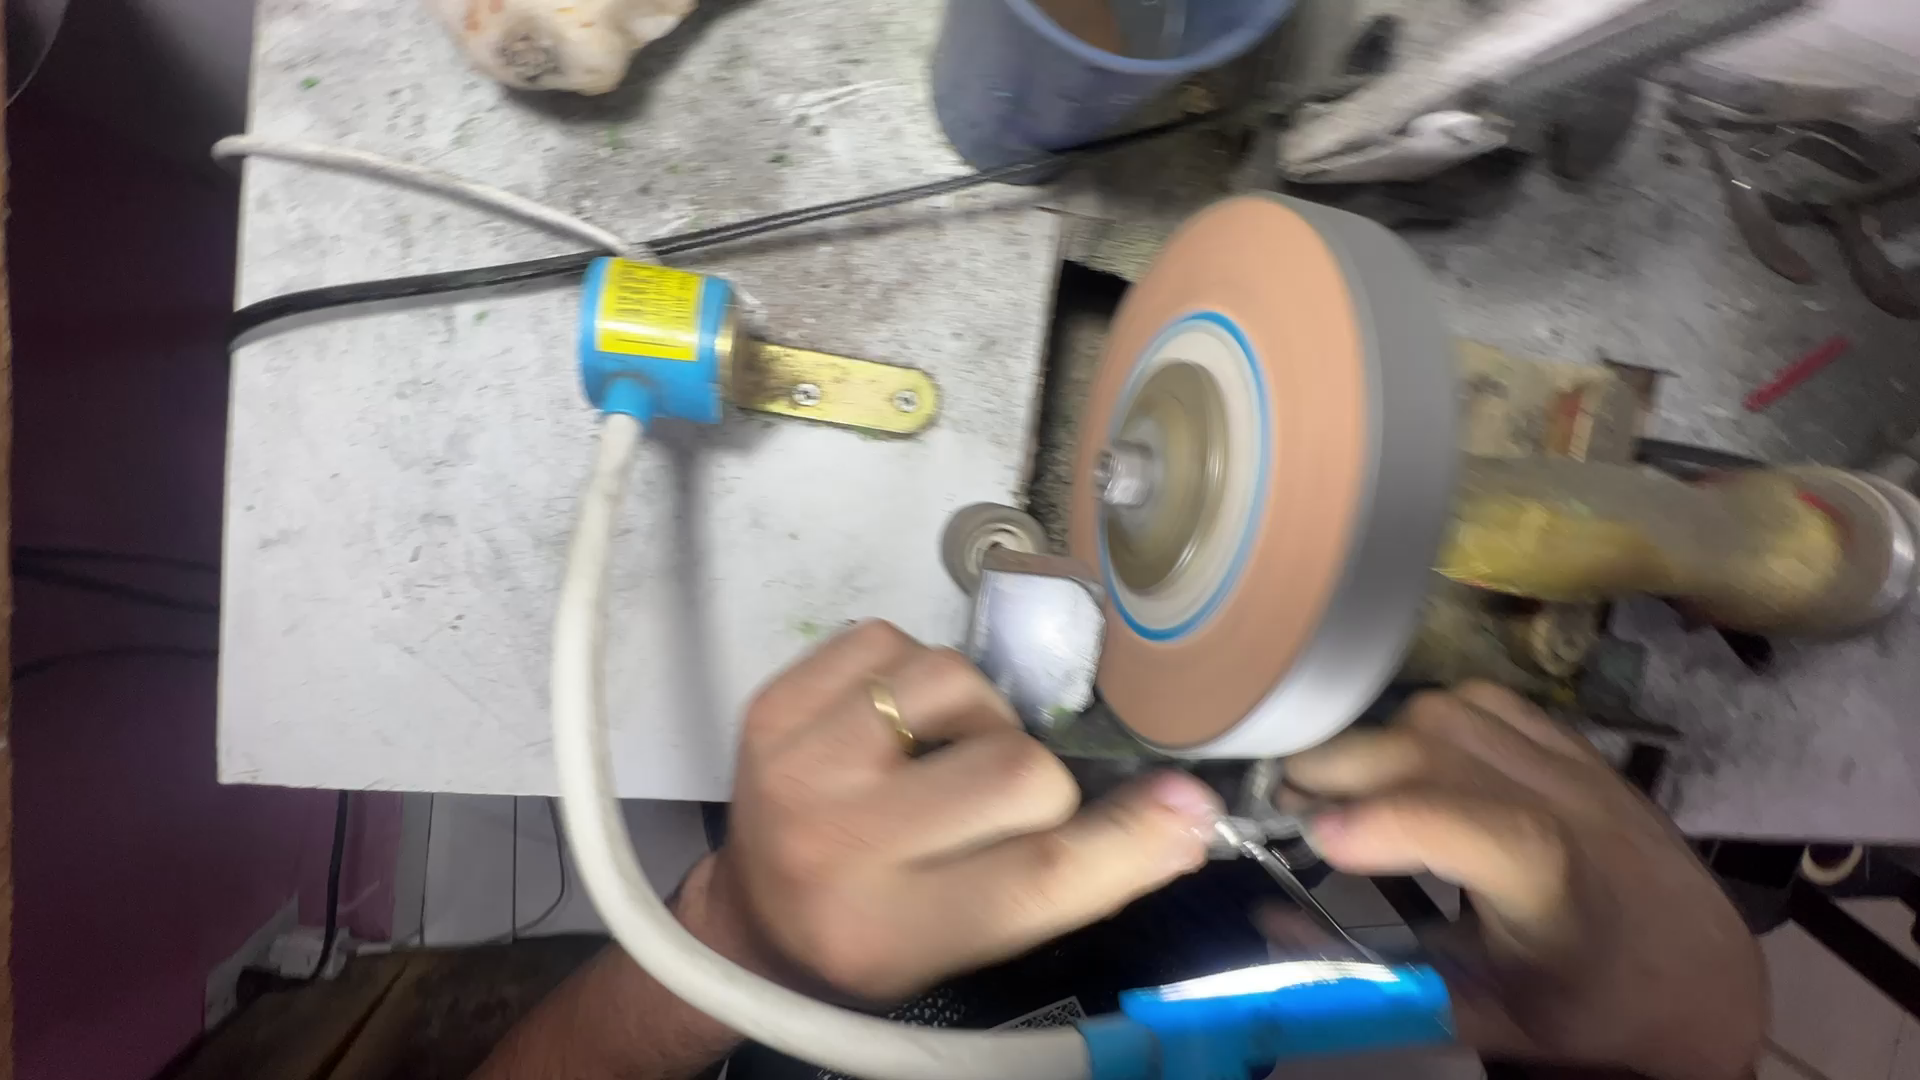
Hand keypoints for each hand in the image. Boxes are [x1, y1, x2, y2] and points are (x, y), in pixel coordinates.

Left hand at [684, 619, 1221, 1002]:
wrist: (754, 909)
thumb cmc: (874, 931)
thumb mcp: (965, 936)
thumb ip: (1066, 876)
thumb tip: (1183, 808)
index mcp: (888, 930)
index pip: (1031, 878)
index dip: (1125, 842)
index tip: (1187, 806)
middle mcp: (836, 841)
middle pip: (1013, 768)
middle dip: (1030, 774)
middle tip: (989, 793)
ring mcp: (796, 758)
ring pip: (957, 679)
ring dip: (975, 712)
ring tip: (940, 749)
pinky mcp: (774, 701)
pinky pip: (889, 636)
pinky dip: (913, 667)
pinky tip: (893, 714)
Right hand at [1282, 682, 1764, 1079]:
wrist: (1696, 976)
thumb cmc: (1582, 1010)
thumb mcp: (1475, 1009)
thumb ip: (1365, 966)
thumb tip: (1263, 917)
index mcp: (1565, 891)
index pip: (1473, 829)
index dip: (1383, 822)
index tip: (1313, 838)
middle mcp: (1574, 809)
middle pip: (1435, 751)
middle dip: (1342, 767)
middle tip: (1290, 801)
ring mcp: (1572, 764)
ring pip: (1443, 714)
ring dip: (1375, 742)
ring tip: (1346, 780)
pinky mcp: (1569, 742)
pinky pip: (1478, 700)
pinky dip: (1423, 718)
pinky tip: (1410, 756)